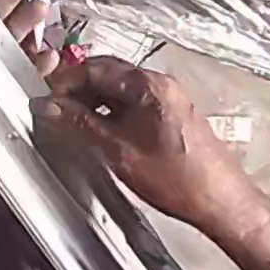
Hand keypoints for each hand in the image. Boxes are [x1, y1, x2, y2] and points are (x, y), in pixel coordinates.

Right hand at [33, 56, 266, 238]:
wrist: (222, 202)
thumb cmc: (176, 179)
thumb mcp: (118, 152)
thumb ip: (80, 124)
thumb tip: (49, 107)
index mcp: (148, 85)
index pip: (95, 68)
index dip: (66, 82)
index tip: (47, 99)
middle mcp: (160, 83)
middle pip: (108, 73)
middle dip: (78, 88)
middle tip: (56, 109)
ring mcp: (169, 96)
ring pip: (120, 87)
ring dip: (94, 99)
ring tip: (74, 122)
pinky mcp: (172, 112)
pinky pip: (134, 99)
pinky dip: (112, 109)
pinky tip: (100, 129)